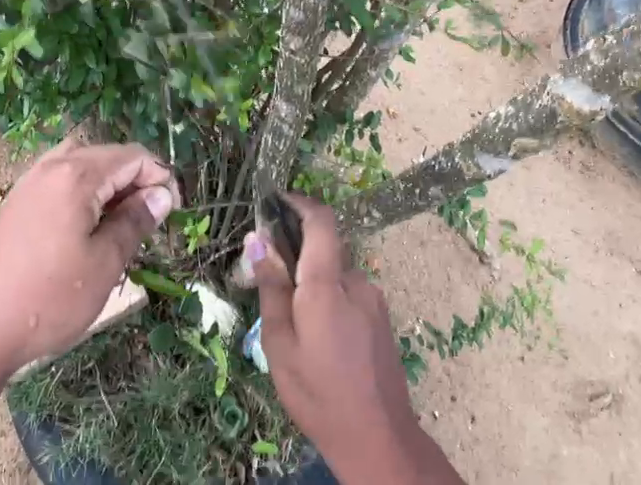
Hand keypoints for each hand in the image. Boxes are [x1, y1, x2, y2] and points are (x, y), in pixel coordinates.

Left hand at [0, 138, 179, 375]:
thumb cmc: (50, 297)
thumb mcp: (105, 262)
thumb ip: (135, 221)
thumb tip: (161, 195)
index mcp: (74, 174)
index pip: (132, 156)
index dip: (160, 178)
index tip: (175, 213)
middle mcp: (50, 166)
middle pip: (107, 156)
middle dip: (136, 181)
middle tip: (151, 224)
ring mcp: (29, 182)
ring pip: (82, 166)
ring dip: (110, 187)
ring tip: (123, 226)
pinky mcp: (17, 202)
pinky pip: (61, 181)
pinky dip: (84, 195)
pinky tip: (89, 229)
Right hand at [249, 194, 462, 484]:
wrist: (379, 440)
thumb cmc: (318, 394)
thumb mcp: (279, 343)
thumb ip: (271, 287)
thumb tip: (258, 239)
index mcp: (329, 286)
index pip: (322, 222)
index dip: (300, 202)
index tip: (275, 200)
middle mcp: (358, 284)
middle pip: (324, 251)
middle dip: (295, 259)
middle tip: (268, 288)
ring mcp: (375, 302)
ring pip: (335, 276)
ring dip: (312, 285)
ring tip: (292, 325)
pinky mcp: (382, 320)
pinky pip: (349, 294)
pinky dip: (328, 300)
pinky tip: (317, 338)